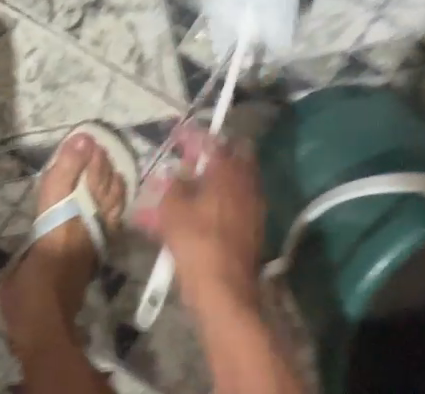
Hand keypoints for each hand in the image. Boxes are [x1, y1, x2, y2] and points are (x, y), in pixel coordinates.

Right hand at [132, 126, 265, 312]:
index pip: (213, 140)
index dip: (193, 135)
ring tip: (179, 191)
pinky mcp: (251, 231)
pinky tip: (189, 216)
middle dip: (208, 156)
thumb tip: (175, 173)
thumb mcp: (172, 206)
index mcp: (227, 172)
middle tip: (186, 160)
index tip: (177, 135)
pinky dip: (211, 206)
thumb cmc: (195, 240)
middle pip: (231, 159)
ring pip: (229, 185)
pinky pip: (229, 209)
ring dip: (208, 182)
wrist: (224, 290)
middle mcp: (246, 185)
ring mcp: (252, 209)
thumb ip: (173, 183)